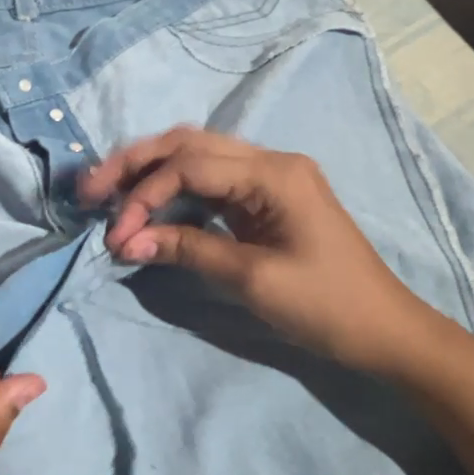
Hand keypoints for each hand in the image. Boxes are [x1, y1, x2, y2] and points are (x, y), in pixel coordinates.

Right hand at [78, 126, 435, 372]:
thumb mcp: (251, 278)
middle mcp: (269, 162)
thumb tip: (124, 241)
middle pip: (186, 144)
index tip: (116, 235)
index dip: (143, 195)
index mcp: (274, 174)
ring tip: (105, 193)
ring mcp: (268, 178)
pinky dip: (169, 190)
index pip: (188, 165)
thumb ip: (186, 249)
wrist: (384, 330)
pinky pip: (206, 180)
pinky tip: (144, 207)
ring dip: (147, 173)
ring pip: (193, 155)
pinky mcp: (262, 199)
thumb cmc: (325, 304)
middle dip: (133, 165)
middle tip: (89, 190)